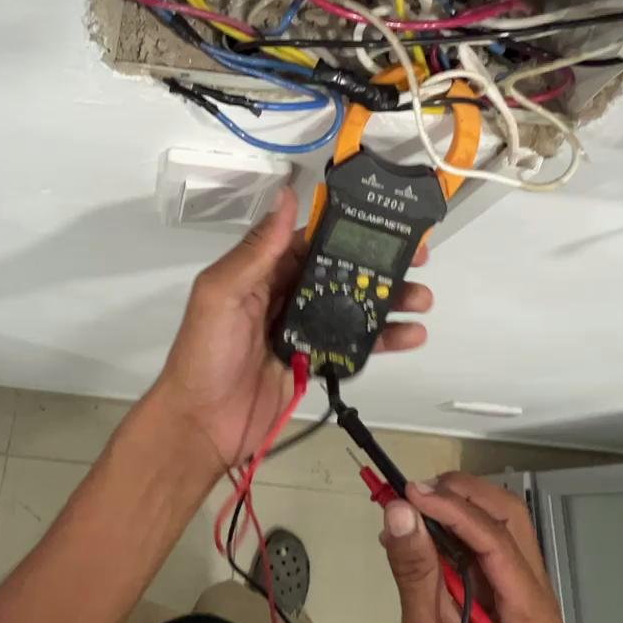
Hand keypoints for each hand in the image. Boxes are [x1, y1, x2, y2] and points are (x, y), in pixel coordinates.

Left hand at [148, 186, 432, 473]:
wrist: (200, 425)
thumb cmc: (205, 353)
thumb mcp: (222, 293)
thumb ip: (257, 250)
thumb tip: (285, 197)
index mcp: (260, 271)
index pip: (308, 240)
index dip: (345, 229)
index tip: (383, 220)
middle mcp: (283, 294)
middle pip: (337, 271)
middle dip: (377, 264)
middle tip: (418, 258)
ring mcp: (301, 329)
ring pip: (351, 305)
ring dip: (387, 300)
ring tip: (422, 298)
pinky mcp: (313, 362)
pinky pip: (353, 344)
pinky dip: (383, 339)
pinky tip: (411, 334)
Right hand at [379, 473, 566, 622]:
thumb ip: (416, 574)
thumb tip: (399, 509)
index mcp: (534, 619)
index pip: (497, 541)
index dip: (453, 509)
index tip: (407, 493)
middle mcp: (540, 598)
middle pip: (510, 519)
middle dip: (461, 496)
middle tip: (412, 494)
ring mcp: (524, 594)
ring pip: (501, 523)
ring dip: (457, 505)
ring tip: (412, 509)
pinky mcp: (503, 593)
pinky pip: (484, 542)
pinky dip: (451, 526)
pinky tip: (418, 533)